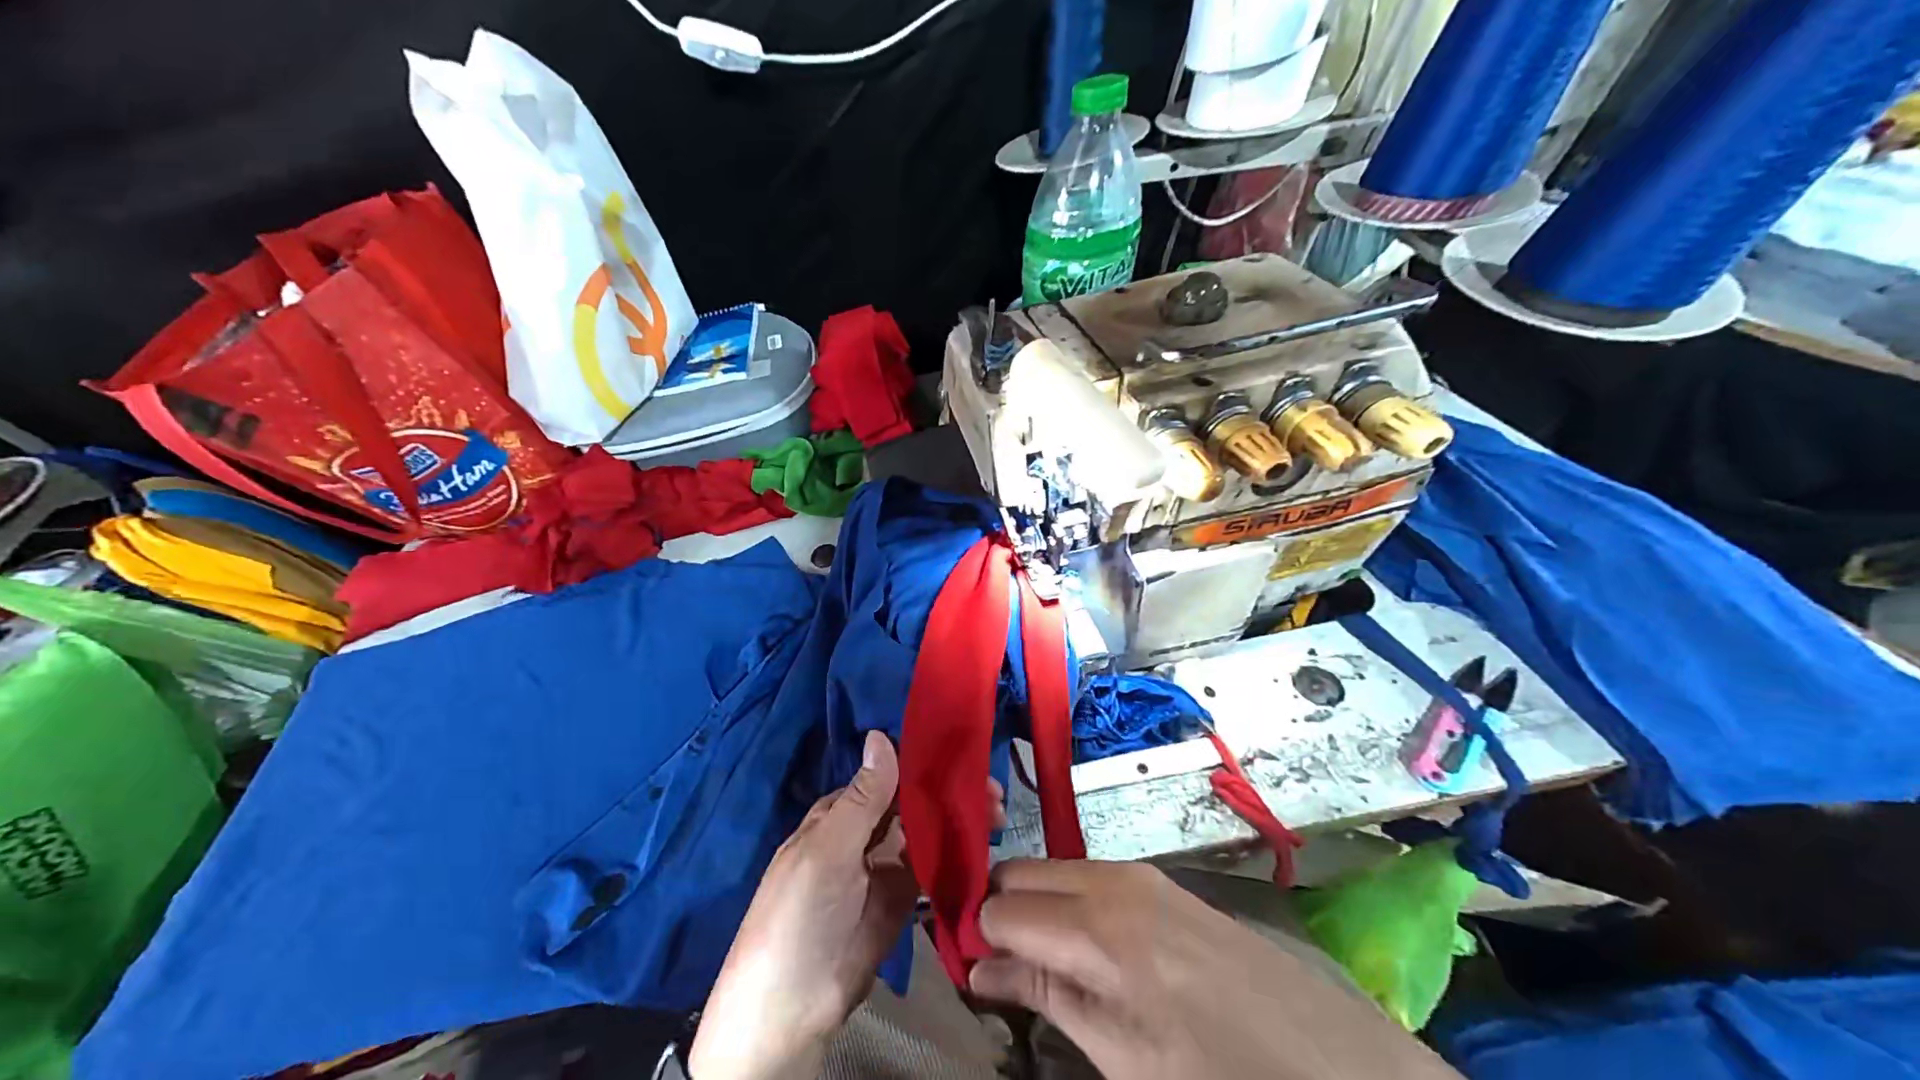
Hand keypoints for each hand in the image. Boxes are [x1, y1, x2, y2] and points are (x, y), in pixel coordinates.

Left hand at [689, 732, 1008, 1079]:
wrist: (792, 1006)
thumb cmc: (801, 913)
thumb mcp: (828, 849)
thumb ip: (863, 798)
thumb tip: (881, 735)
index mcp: (840, 814)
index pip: (887, 776)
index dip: (925, 764)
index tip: (967, 756)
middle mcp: (865, 834)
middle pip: (913, 804)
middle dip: (951, 793)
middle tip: (995, 793)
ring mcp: (885, 867)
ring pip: (927, 834)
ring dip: (960, 822)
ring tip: (998, 816)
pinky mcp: (903, 900)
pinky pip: (933, 869)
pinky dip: (957, 856)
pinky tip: (986, 846)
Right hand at [969, 860, 1463, 1079]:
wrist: (1337, 1065)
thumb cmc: (1221, 1076)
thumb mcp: (1125, 1056)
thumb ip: (1047, 995)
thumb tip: (978, 967)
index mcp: (1098, 927)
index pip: (999, 907)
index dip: (977, 938)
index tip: (971, 970)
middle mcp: (1112, 880)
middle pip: (1019, 874)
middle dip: (996, 912)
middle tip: (998, 967)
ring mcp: (1140, 873)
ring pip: (1052, 871)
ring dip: (1031, 907)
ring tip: (1040, 963)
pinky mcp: (1161, 880)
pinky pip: (1088, 876)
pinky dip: (1066, 902)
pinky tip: (1082, 949)